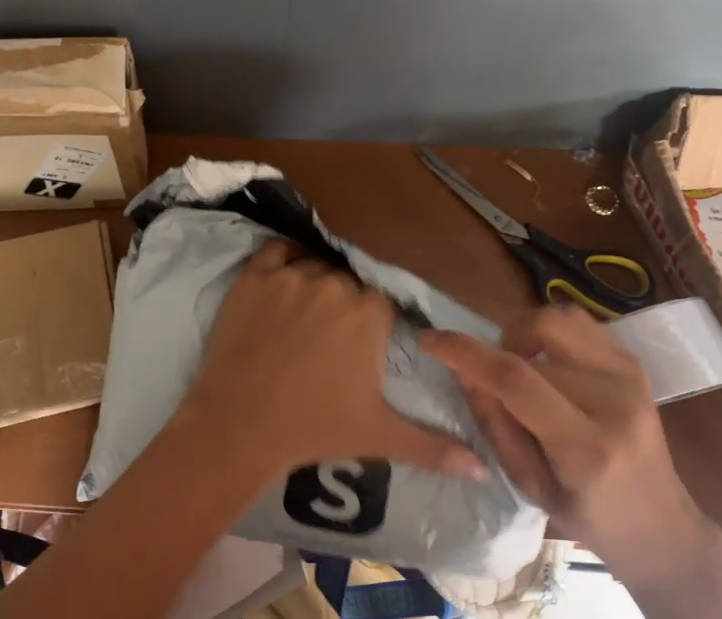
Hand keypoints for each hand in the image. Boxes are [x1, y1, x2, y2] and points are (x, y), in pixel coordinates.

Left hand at [177, 242, 486, 483]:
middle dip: (347, 301)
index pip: (384, 300)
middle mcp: (334, 284)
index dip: (378, 317)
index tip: (370, 336)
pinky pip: (277, 251)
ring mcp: (290, 276)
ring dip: (317, 280)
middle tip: (335, 331)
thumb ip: (433, 447)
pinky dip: (285, 258)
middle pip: (349, 280)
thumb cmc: (313, 428)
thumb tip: (482, 470)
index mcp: (369, 314)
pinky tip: (286, 273)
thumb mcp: (379, 436)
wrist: (239, 424)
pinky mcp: (253, 277)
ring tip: (309, 308)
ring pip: (315, 265)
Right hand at [420, 306, 721, 582]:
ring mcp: (631, 377)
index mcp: (586, 445)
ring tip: (524, 364)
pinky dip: (550, 332)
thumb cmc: (586, 514)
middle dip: (502, 345)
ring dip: (527, 333)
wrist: (660, 526)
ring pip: (559, 318)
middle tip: (497, 372)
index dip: (467, 353)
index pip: (517, 379)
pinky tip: (548, 360)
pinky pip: (580, 322)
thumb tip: (463, 370)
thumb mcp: (528, 483)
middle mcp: (615, 401)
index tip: (432, 339)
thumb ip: (493, 423)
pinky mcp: (636, 363)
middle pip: (539, 336)